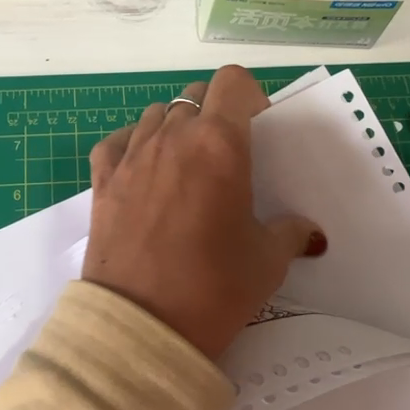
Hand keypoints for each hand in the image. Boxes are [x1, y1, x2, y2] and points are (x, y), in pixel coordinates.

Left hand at [84, 65, 327, 359]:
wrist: (139, 327)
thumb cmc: (212, 288)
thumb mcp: (267, 262)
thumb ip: (289, 233)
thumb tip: (306, 230)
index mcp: (219, 144)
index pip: (233, 82)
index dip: (249, 96)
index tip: (257, 129)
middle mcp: (173, 137)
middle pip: (195, 96)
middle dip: (215, 113)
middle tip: (227, 155)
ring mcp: (132, 155)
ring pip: (156, 115)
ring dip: (176, 128)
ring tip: (187, 167)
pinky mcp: (102, 180)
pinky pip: (119, 141)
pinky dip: (133, 144)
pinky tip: (145, 170)